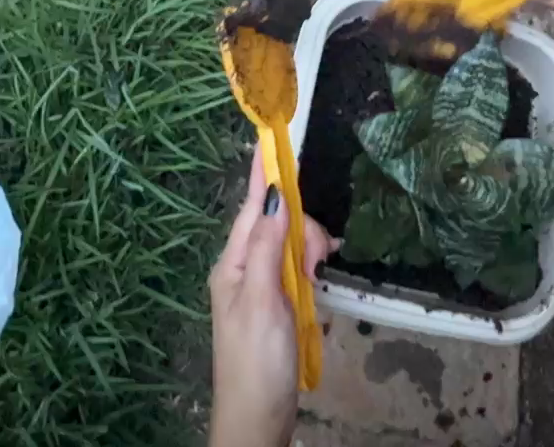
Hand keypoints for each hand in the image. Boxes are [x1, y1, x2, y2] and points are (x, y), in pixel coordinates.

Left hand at [207, 148, 336, 446]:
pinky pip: (296, 266)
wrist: (258, 422)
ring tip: (316, 276)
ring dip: (307, 250)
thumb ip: (268, 244)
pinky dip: (310, 265)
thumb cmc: (257, 361)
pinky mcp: (278, 302)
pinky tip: (319, 276)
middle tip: (315, 260)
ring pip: (291, 242)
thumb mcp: (263, 299)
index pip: (250, 205)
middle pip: (276, 221)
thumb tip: (273, 193)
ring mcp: (262, 285)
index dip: (262, 172)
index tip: (269, 136)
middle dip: (301, 228)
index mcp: (234, 262)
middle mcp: (245, 266)